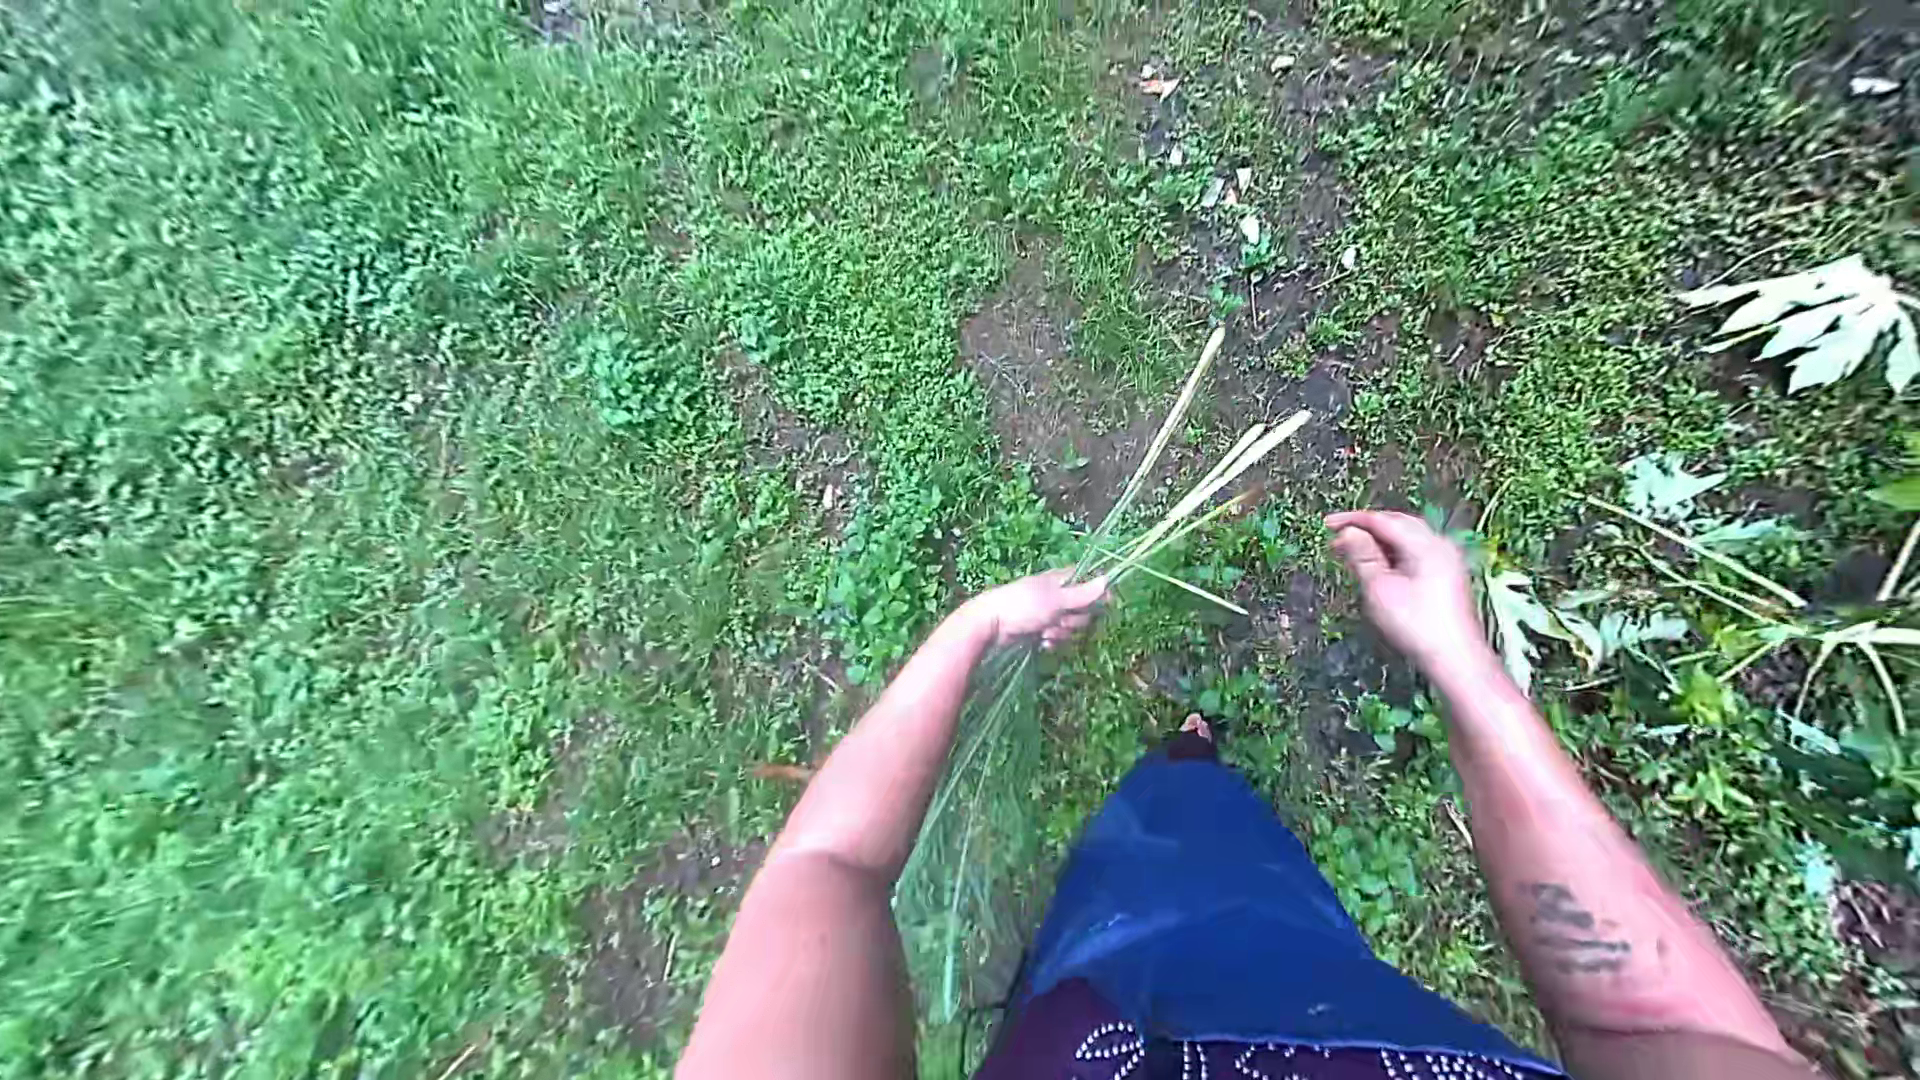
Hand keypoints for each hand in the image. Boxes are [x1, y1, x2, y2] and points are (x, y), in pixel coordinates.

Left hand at [963, 570, 1108, 648]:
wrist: (990, 626)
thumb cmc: (1022, 606)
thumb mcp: (1055, 600)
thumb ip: (1082, 594)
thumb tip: (1108, 579)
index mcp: (1059, 580)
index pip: (1088, 583)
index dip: (1095, 596)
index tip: (1101, 606)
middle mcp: (1055, 595)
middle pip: (1083, 609)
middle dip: (1074, 620)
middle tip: (1060, 620)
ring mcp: (1046, 613)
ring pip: (1070, 626)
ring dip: (1061, 632)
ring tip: (1045, 631)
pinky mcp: (1038, 629)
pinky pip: (1057, 636)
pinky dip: (1051, 640)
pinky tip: (1042, 642)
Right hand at [1324, 510, 1489, 673]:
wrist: (1452, 656)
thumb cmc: (1413, 623)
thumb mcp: (1378, 587)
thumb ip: (1362, 555)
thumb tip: (1348, 532)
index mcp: (1425, 546)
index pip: (1383, 521)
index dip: (1353, 520)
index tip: (1325, 524)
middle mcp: (1439, 546)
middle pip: (1398, 523)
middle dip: (1366, 525)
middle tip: (1337, 533)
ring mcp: (1446, 560)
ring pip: (1407, 535)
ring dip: (1378, 536)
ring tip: (1351, 546)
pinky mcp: (1445, 573)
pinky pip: (1413, 548)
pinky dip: (1391, 548)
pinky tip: (1376, 560)